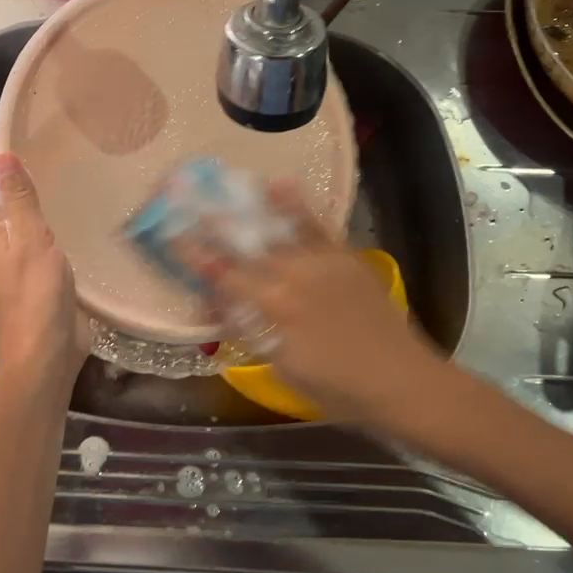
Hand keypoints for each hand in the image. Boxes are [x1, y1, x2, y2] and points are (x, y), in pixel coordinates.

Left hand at [0, 151, 92, 385]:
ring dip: (35, 196)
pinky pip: (34, 234)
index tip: (25, 130)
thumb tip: (3, 154)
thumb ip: (18, 196)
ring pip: (18, 215)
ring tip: (64, 169)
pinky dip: (46, 218)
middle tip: (52, 145)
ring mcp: (11, 257)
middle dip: (18, 173)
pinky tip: (69, 209)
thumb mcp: (30, 237)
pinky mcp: (32, 271)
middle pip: (0, 196)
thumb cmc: (35, 292)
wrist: (46, 350)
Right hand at [196, 188, 461, 429]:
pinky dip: (296, 204)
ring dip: (245, 209)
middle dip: (213, 223)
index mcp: (274, 308)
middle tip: (186, 199)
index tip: (170, 235)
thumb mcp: (284, 368)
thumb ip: (250, 331)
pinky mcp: (344, 257)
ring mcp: (321, 262)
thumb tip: (215, 306)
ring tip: (221, 186)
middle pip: (244, 246)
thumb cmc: (339, 389)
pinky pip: (315, 225)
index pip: (223, 275)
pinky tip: (279, 182)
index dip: (194, 256)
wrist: (403, 383)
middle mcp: (292, 277)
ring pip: (275, 230)